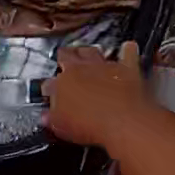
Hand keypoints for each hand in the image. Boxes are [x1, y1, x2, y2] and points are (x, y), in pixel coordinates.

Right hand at [41, 40, 159, 147]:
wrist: (124, 122)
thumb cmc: (90, 125)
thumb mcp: (61, 127)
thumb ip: (52, 118)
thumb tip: (47, 117)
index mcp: (60, 83)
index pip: (49, 83)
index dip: (48, 88)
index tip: (49, 94)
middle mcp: (80, 70)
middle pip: (67, 56)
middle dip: (63, 57)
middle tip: (62, 57)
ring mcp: (104, 67)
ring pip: (92, 51)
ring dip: (88, 51)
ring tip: (85, 52)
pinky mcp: (127, 69)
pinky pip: (128, 53)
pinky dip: (127, 50)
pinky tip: (127, 47)